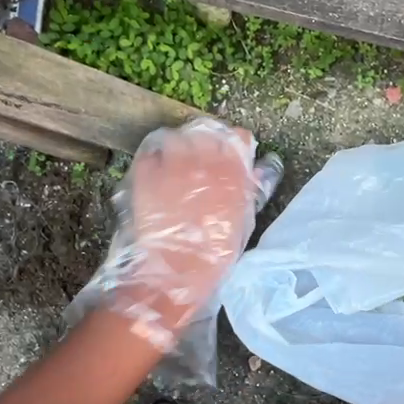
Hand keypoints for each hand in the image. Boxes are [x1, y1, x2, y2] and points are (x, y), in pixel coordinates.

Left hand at [89, 117, 275, 350]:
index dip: (233, 146)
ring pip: (177, 137)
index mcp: (233, 171)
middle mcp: (206, 159)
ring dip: (177, 148)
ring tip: (174, 167)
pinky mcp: (146, 172)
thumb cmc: (214, 254)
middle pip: (206, 131)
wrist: (174, 272)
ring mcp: (173, 163)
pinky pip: (150, 153)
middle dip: (204, 143)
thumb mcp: (242, 221)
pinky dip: (153, 160)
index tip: (228, 156)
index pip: (238, 137)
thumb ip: (248, 190)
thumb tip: (257, 169)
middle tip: (198, 161)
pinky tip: (155, 176)